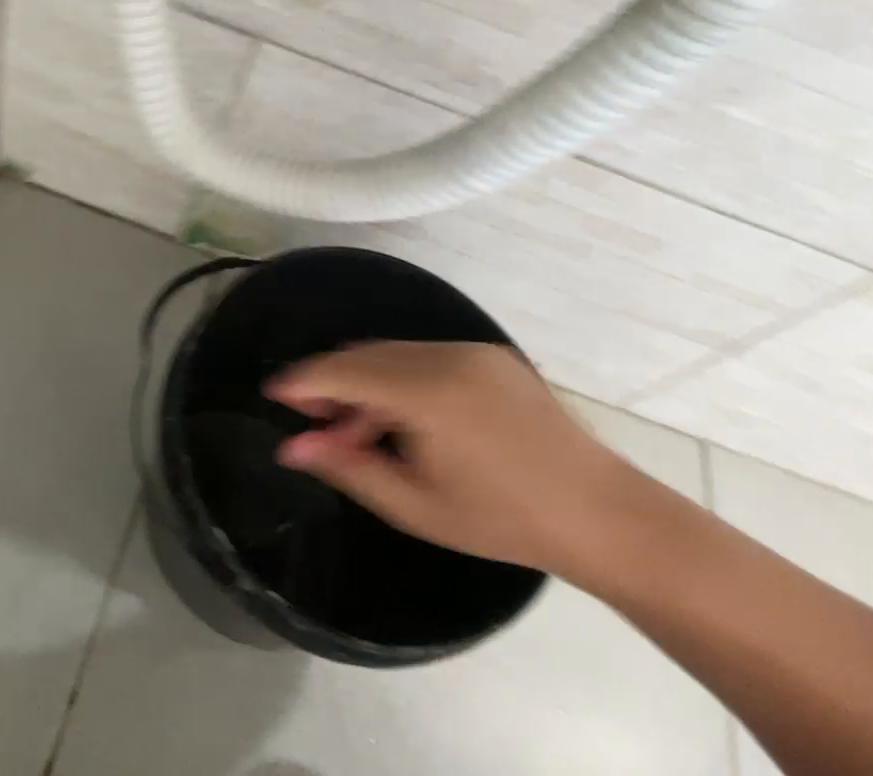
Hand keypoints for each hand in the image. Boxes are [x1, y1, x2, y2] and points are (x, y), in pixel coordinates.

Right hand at [267, 341, 641, 575]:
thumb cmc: (500, 520)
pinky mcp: (494, 358)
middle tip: (311, 422)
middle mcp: (448, 356)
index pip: (343, 371)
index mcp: (427, 392)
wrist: (601, 512)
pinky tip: (401, 420)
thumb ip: (347, 466)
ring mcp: (475, 352)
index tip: (271, 394)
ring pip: (395, 353)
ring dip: (365, 381)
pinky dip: (399, 379)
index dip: (302, 381)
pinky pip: (427, 357)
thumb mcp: (413, 504)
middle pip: (366, 354)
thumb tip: (291, 446)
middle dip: (331, 381)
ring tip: (356, 430)